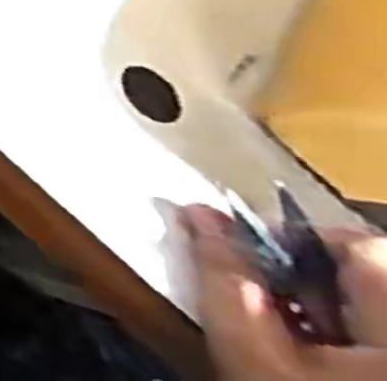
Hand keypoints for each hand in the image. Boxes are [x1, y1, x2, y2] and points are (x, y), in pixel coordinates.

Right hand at [187, 205, 386, 379]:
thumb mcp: (248, 350)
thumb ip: (223, 275)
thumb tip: (201, 213)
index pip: (365, 247)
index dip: (303, 238)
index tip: (252, 255)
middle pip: (380, 276)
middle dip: (318, 277)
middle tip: (274, 300)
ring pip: (380, 305)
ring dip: (336, 304)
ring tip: (303, 334)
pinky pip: (380, 329)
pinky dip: (359, 332)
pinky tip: (330, 356)